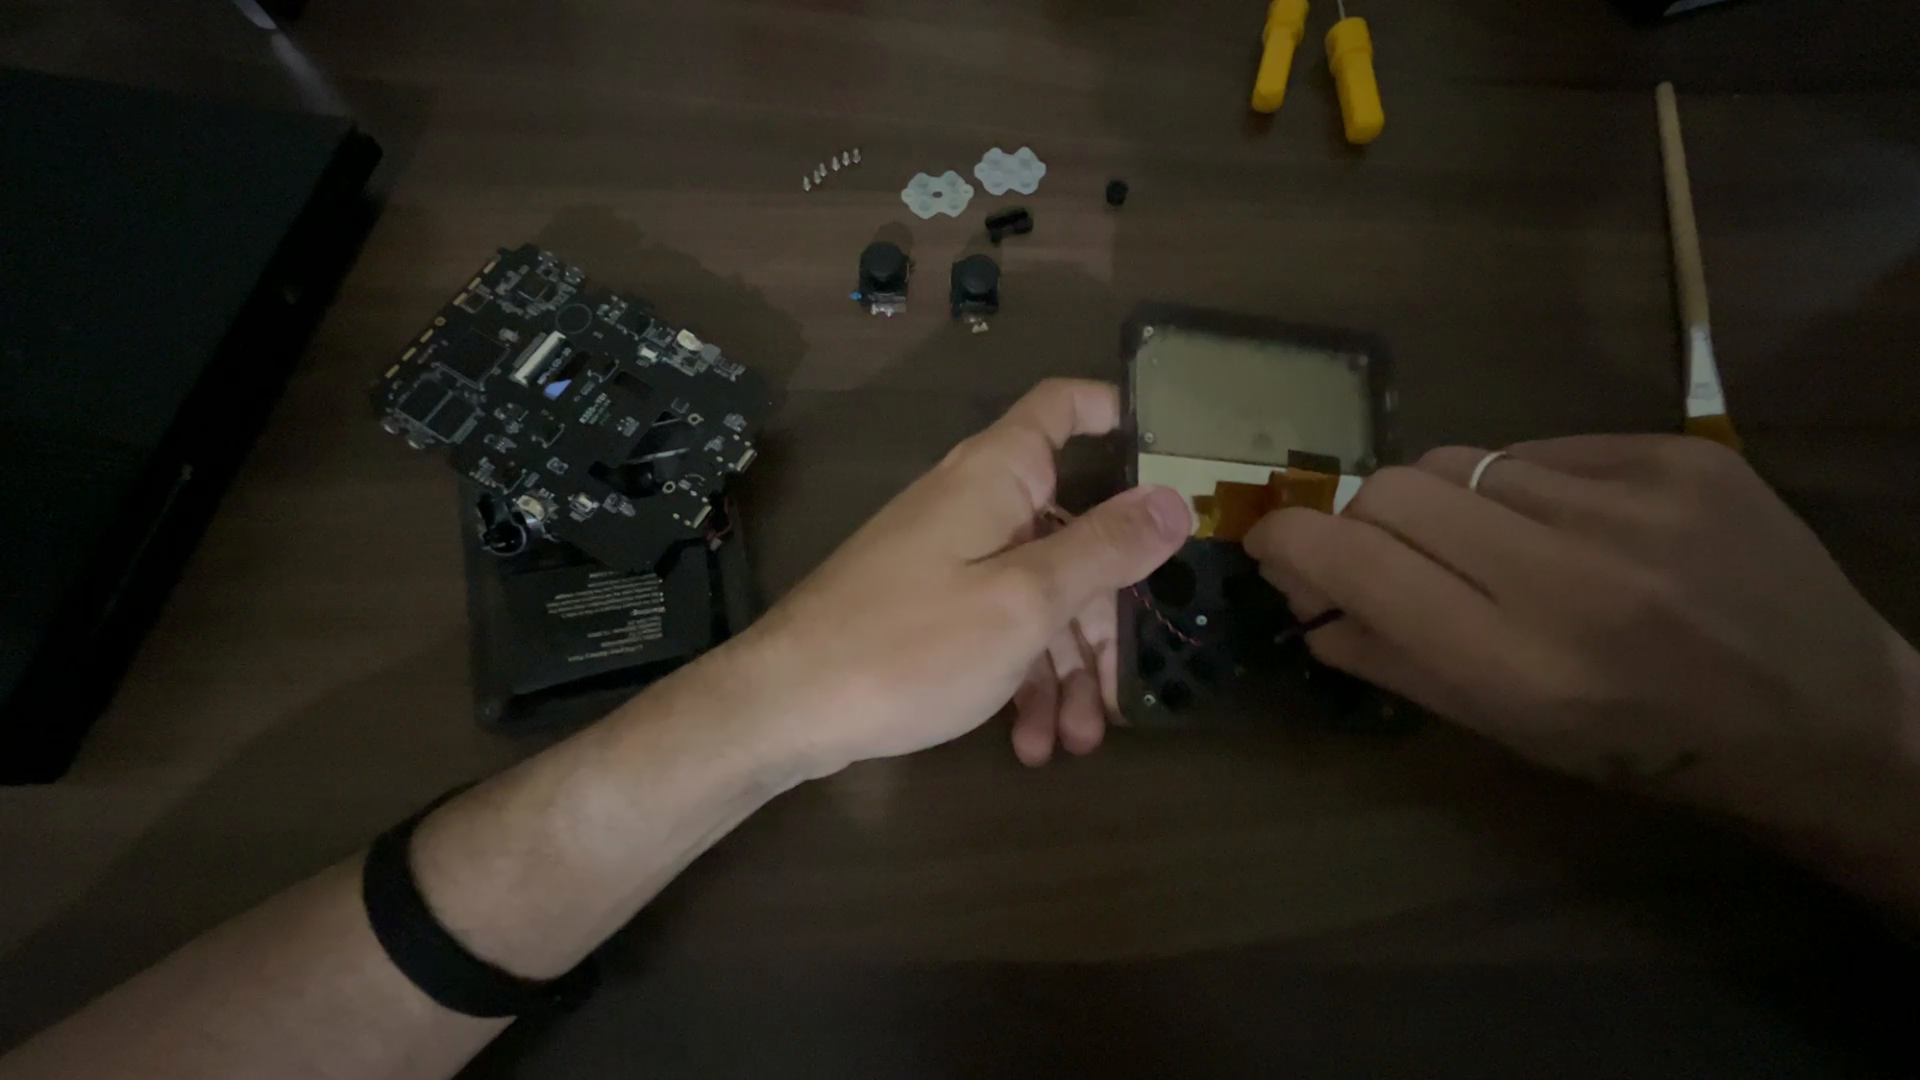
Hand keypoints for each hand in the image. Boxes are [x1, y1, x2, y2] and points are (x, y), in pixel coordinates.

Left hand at [725, 379, 1190, 777]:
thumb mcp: (1024, 600)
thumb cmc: (911, 644)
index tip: (1172, 457)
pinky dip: (1019, 678)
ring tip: (1073, 741)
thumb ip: (1103, 549)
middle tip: (1121, 690)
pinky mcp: (933, 606)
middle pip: (1071, 532)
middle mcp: (978, 504)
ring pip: (1038, 593)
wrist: (788, 705)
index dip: (1117, 413)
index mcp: (998, 474)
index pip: (1065, 408)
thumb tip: (1173, 501)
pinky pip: (999, 626)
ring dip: (1063, 668)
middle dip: (1102, 616)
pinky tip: (1029, 742)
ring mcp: (953, 557)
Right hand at [1245, 435, 1919, 902]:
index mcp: (1516, 660)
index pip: (1356, 561)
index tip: (1269, 544)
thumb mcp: (1496, 728)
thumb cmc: (1636, 745)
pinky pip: (1528, 451)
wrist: (1834, 721)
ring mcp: (1632, 503)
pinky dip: (1508, 487)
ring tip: (1482, 546)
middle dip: (1360, 521)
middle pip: (1392, 490)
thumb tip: (1306, 603)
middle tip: (1380, 556)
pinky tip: (1555, 527)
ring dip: (1435, 504)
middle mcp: (1569, 573)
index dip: (1290, 541)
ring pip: (1452, 462)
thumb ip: (1386, 660)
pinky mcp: (1677, 457)